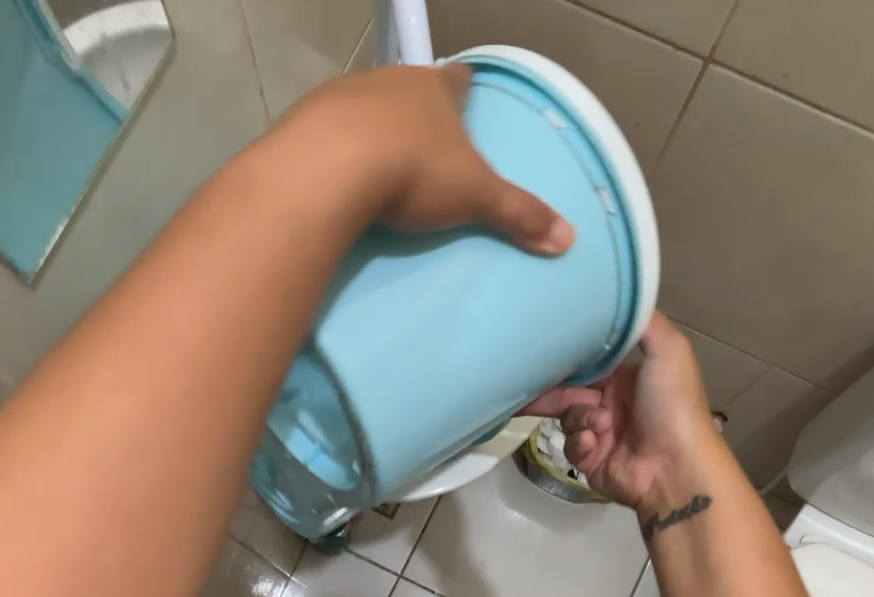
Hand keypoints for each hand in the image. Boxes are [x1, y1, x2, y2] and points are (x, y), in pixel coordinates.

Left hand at [276, 65, 575, 254]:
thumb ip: (518, 214)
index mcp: (436, 90)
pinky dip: (336, 149)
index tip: (466, 99)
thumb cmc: (413, 172)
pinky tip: (337, 175)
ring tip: (378, 164)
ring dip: (373, 129)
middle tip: (424, 144)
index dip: (464, 90)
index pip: (458, 80)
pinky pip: (327, 132)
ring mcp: (344, 96)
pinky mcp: (306, 120)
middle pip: (410, 90)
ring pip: (366, 106)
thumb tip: (567, 238)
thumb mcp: (475, 197)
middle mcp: (391, 81)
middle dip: (417, 113)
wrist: (330, 168)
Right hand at [537, 314, 725, 513]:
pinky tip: (598, 444)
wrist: (676, 466)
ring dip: (581, 419)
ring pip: (567, 418)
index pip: (585, 363)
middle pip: (566, 391)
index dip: (565, 357)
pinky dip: (582, 443)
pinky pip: (571, 446)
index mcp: (626, 378)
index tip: (540, 347)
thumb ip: (642, 322)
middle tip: (525, 384)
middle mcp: (611, 403)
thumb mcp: (669, 350)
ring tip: (601, 426)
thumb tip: (614, 294)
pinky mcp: (590, 460)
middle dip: (550, 390)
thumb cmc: (673, 404)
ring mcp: (600, 434)